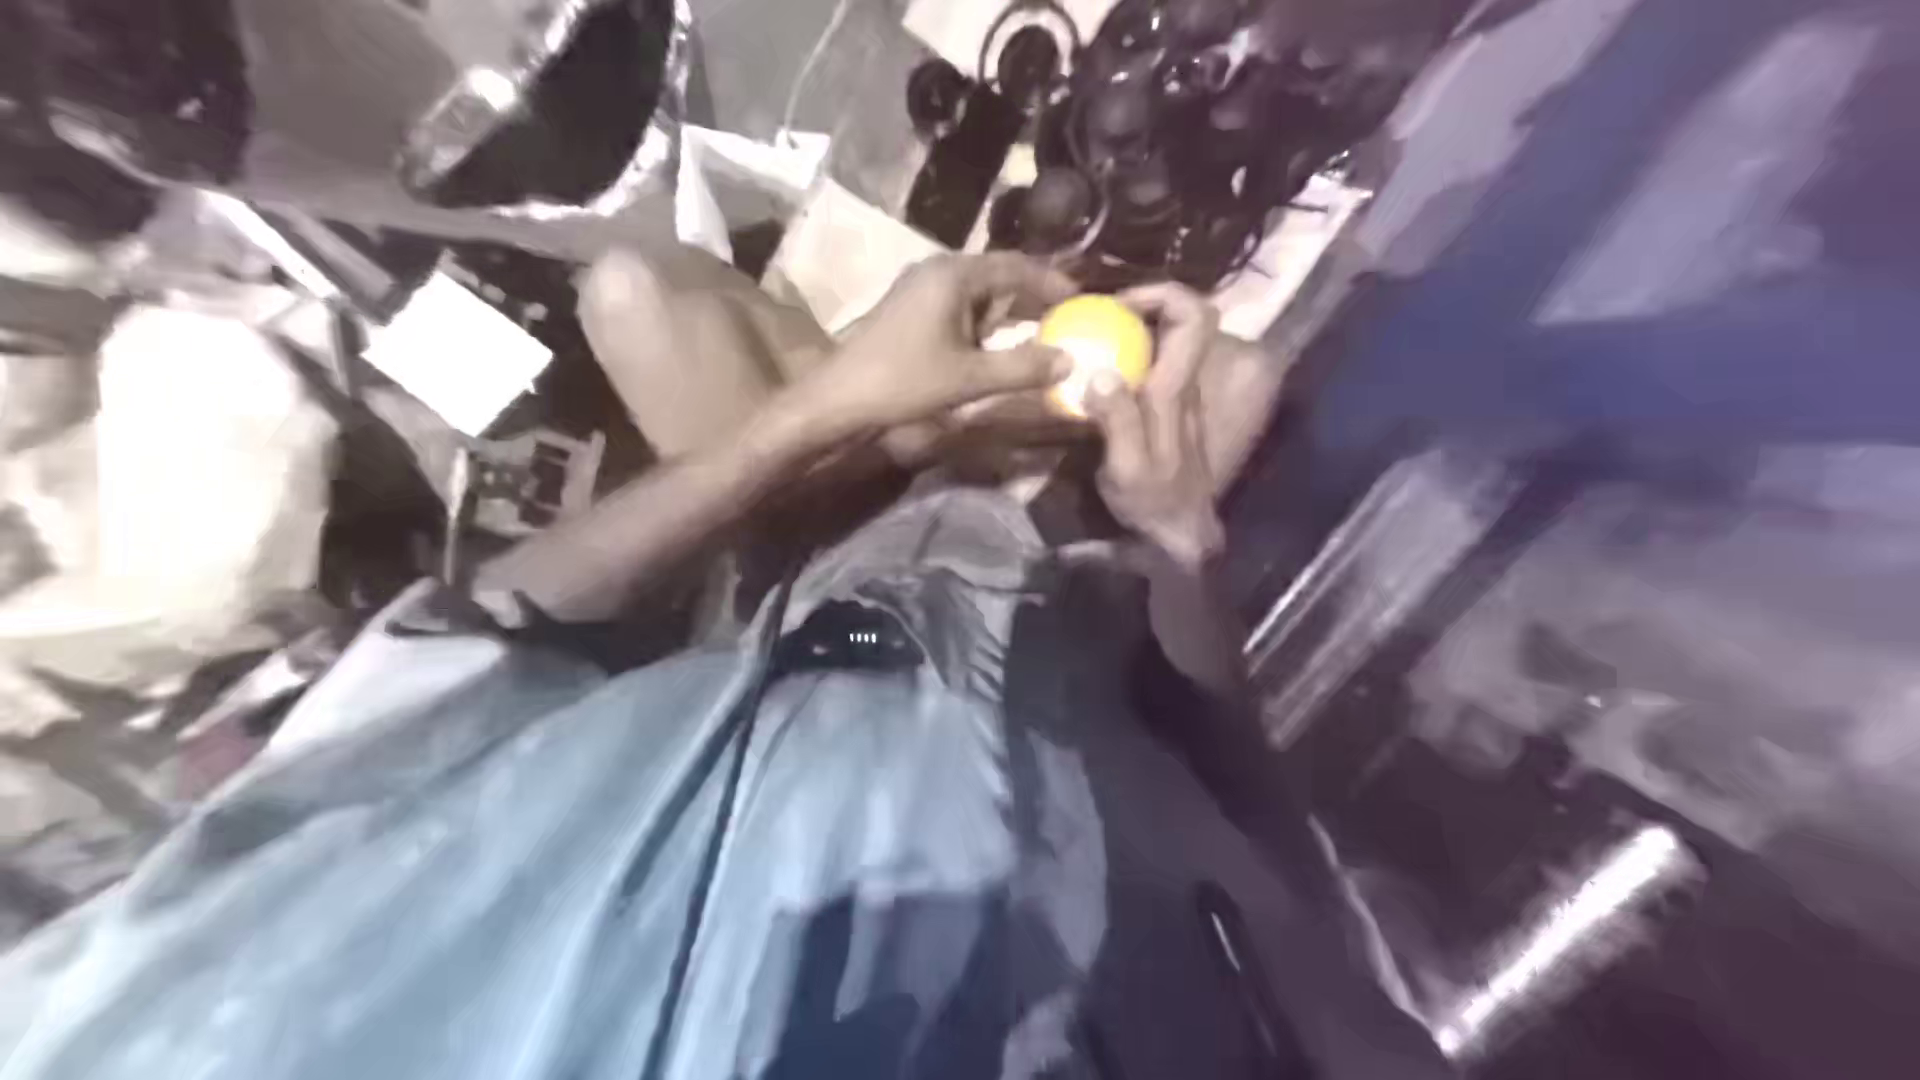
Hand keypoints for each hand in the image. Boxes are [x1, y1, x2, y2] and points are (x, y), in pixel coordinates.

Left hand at [786, 254, 1076, 437]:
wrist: (839, 400)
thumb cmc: (904, 381)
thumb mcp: (970, 377)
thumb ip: (1023, 368)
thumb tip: (1070, 361)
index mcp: (954, 274)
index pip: (1017, 266)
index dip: (1052, 282)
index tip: (1081, 300)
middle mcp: (937, 271)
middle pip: (997, 277)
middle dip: (1031, 301)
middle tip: (1064, 323)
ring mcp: (919, 290)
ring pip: (977, 297)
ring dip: (1004, 318)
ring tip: (1035, 341)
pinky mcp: (908, 311)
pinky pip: (957, 311)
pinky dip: (980, 328)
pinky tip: (992, 352)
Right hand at [1087, 283, 1224, 569]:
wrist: (1178, 531)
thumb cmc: (1152, 502)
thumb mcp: (1126, 467)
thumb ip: (1117, 420)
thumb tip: (1099, 371)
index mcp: (1175, 392)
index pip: (1193, 318)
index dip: (1162, 294)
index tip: (1118, 304)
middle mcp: (1184, 384)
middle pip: (1184, 319)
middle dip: (1144, 305)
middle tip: (1097, 319)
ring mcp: (1179, 396)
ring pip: (1171, 339)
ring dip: (1136, 328)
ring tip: (1093, 338)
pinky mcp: (1169, 409)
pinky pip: (1156, 363)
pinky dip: (1132, 353)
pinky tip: (1101, 371)